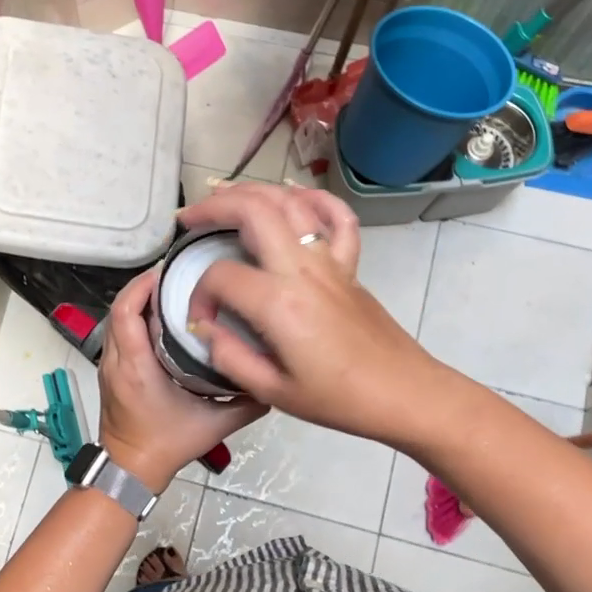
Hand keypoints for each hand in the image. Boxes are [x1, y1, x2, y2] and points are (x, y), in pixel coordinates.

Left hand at [97, 267, 265, 491]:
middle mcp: (116, 360)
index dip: (142, 285)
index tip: (169, 271)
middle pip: (119, 309)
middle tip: (177, 277)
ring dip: (137, 303)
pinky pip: (117, 335)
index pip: (126, 311)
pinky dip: (133, 321)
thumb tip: (272, 381)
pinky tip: (161, 322)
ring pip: (116, 321)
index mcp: (135, 365)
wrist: (129, 470)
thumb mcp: (212, 425)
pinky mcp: (110, 374)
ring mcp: (109, 367)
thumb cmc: (166, 445)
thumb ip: (245, 403)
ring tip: (171, 294)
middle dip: (143, 287)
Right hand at [179, 182, 453, 441]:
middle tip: (189, 219)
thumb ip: (230, 357)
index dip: (199, 295)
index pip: (221, 277)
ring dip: (253, 191)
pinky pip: (336, 218)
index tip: (201, 320)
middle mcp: (303, 270)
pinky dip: (314, 199)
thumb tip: (206, 329)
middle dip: (214, 207)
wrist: (403, 393)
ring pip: (290, 202)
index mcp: (279, 304)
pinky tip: (292, 196)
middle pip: (254, 211)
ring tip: (224, 196)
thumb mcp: (273, 391)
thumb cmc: (338, 399)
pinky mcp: (350, 265)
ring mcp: (330, 262)